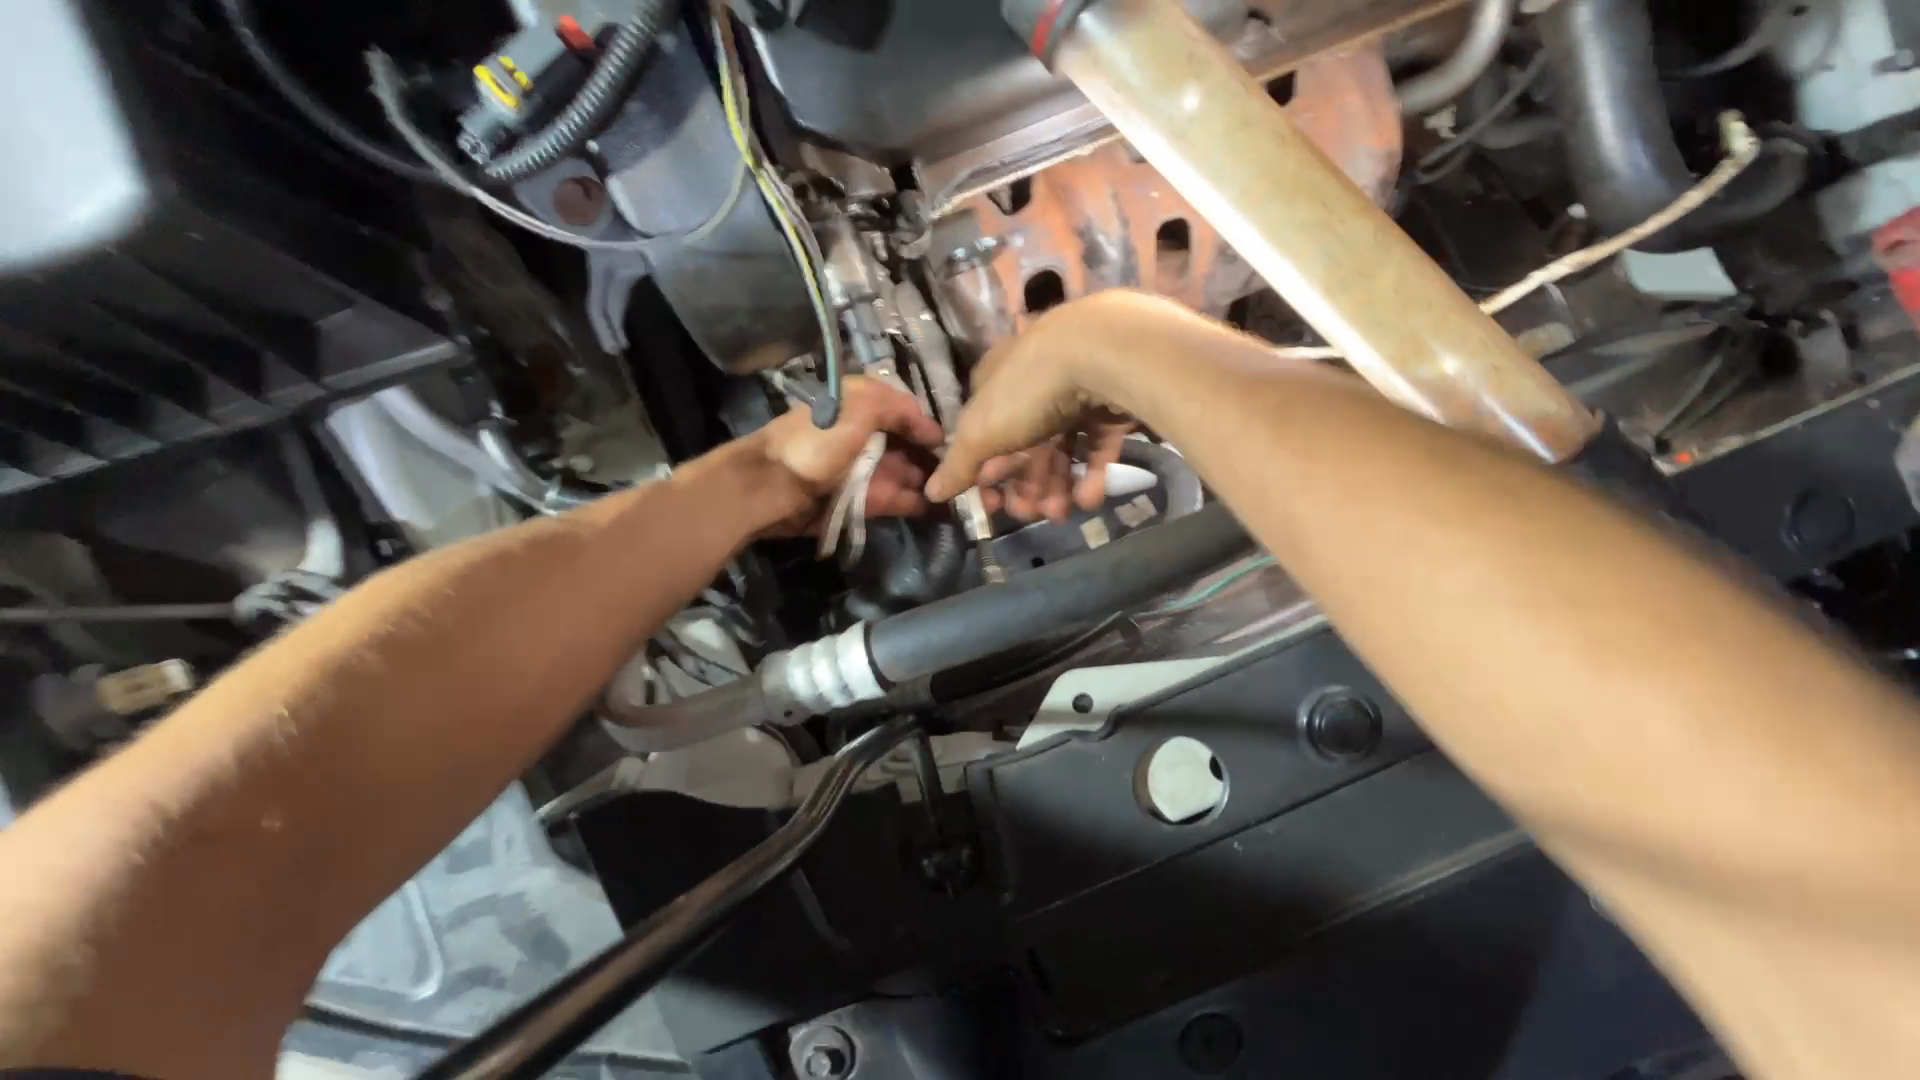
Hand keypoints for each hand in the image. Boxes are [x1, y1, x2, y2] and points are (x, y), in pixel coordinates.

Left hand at [753, 376, 944, 534]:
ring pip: (904, 474)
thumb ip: (896, 406)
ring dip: (929, 482)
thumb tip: (928, 424)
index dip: (927, 426)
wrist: (772, 487)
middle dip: (934, 457)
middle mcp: (862, 436)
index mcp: (858, 406)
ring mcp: (860, 470)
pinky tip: (939, 508)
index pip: (904, 413)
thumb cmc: (815, 441)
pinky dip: (914, 502)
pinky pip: (893, 499)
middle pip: (907, 445)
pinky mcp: (858, 501)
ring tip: (961, 493)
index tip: (956, 441)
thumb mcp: (858, 405)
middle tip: (965, 472)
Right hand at [927, 293, 1195, 517]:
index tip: (993, 506)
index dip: (985, 474)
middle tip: (1032, 515)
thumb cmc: (1029, 391)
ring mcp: (1074, 393)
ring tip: (1061, 513)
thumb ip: (959, 465)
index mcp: (995, 384)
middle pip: (1024, 447)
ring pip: (1062, 450)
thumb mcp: (982, 431)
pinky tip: (1088, 499)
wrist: (1104, 355)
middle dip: (1026, 486)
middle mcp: (1032, 386)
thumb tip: (931, 492)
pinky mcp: (1109, 405)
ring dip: (1057, 487)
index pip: (982, 435)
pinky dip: (1091, 475)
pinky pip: (1097, 446)